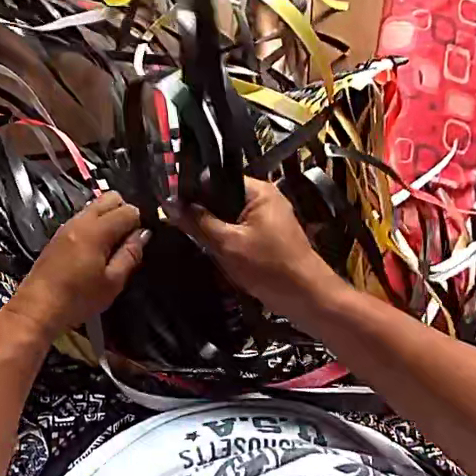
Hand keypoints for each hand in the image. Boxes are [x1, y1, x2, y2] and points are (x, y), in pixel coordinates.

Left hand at [0, 191, 149, 337]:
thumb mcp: (112, 282)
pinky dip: (95, 224)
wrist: (37, 308)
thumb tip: (143, 234)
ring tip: (112, 246)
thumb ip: (130, 254)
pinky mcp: (58, 234)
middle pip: (110, 197)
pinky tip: (96, 249)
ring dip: (109, 217)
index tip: (139, 241)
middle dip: (124, 212)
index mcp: (97, 231)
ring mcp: (67, 225)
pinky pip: (83, 217)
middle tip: (127, 239)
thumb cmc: (78, 299)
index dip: (139, 223)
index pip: (128, 210)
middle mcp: (81, 221)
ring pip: (95, 205)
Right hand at [174, 178, 348, 321]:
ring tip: (194, 240)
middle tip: (179, 226)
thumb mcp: (227, 244)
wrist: (305, 296)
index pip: (217, 179)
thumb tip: (169, 204)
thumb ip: (197, 222)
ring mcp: (268, 218)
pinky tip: (214, 252)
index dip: (193, 192)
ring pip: (228, 218)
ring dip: (214, 231)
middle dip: (203, 214)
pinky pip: (238, 232)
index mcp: (258, 191)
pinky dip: (226, 241)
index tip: (171, 206)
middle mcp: (265, 198)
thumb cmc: (268, 266)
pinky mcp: (268, 237)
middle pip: (222, 199)